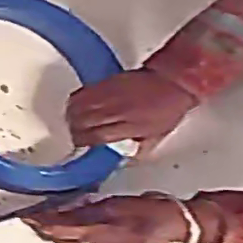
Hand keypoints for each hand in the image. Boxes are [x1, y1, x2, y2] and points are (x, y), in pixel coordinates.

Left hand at [24, 196, 194, 242]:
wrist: (180, 223)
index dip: (42, 223)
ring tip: (47, 227)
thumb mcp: (111, 203)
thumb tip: (55, 210)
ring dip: (58, 238)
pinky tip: (69, 236)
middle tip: (34, 220)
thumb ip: (81, 209)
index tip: (27, 216)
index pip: (62, 231)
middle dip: (46, 232)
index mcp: (106, 232)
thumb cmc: (148, 208)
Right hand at [65, 69, 197, 153]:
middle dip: (75, 131)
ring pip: (75, 110)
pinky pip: (77, 96)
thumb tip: (127, 160)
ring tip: (73, 122)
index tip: (81, 145)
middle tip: (76, 134)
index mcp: (132, 126)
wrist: (172, 82)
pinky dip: (72, 104)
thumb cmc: (168, 108)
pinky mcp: (101, 86)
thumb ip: (140, 147)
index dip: (84, 142)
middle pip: (81, 123)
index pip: (96, 136)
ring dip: (70, 118)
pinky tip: (75, 109)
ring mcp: (107, 97)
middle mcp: (116, 111)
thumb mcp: (159, 133)